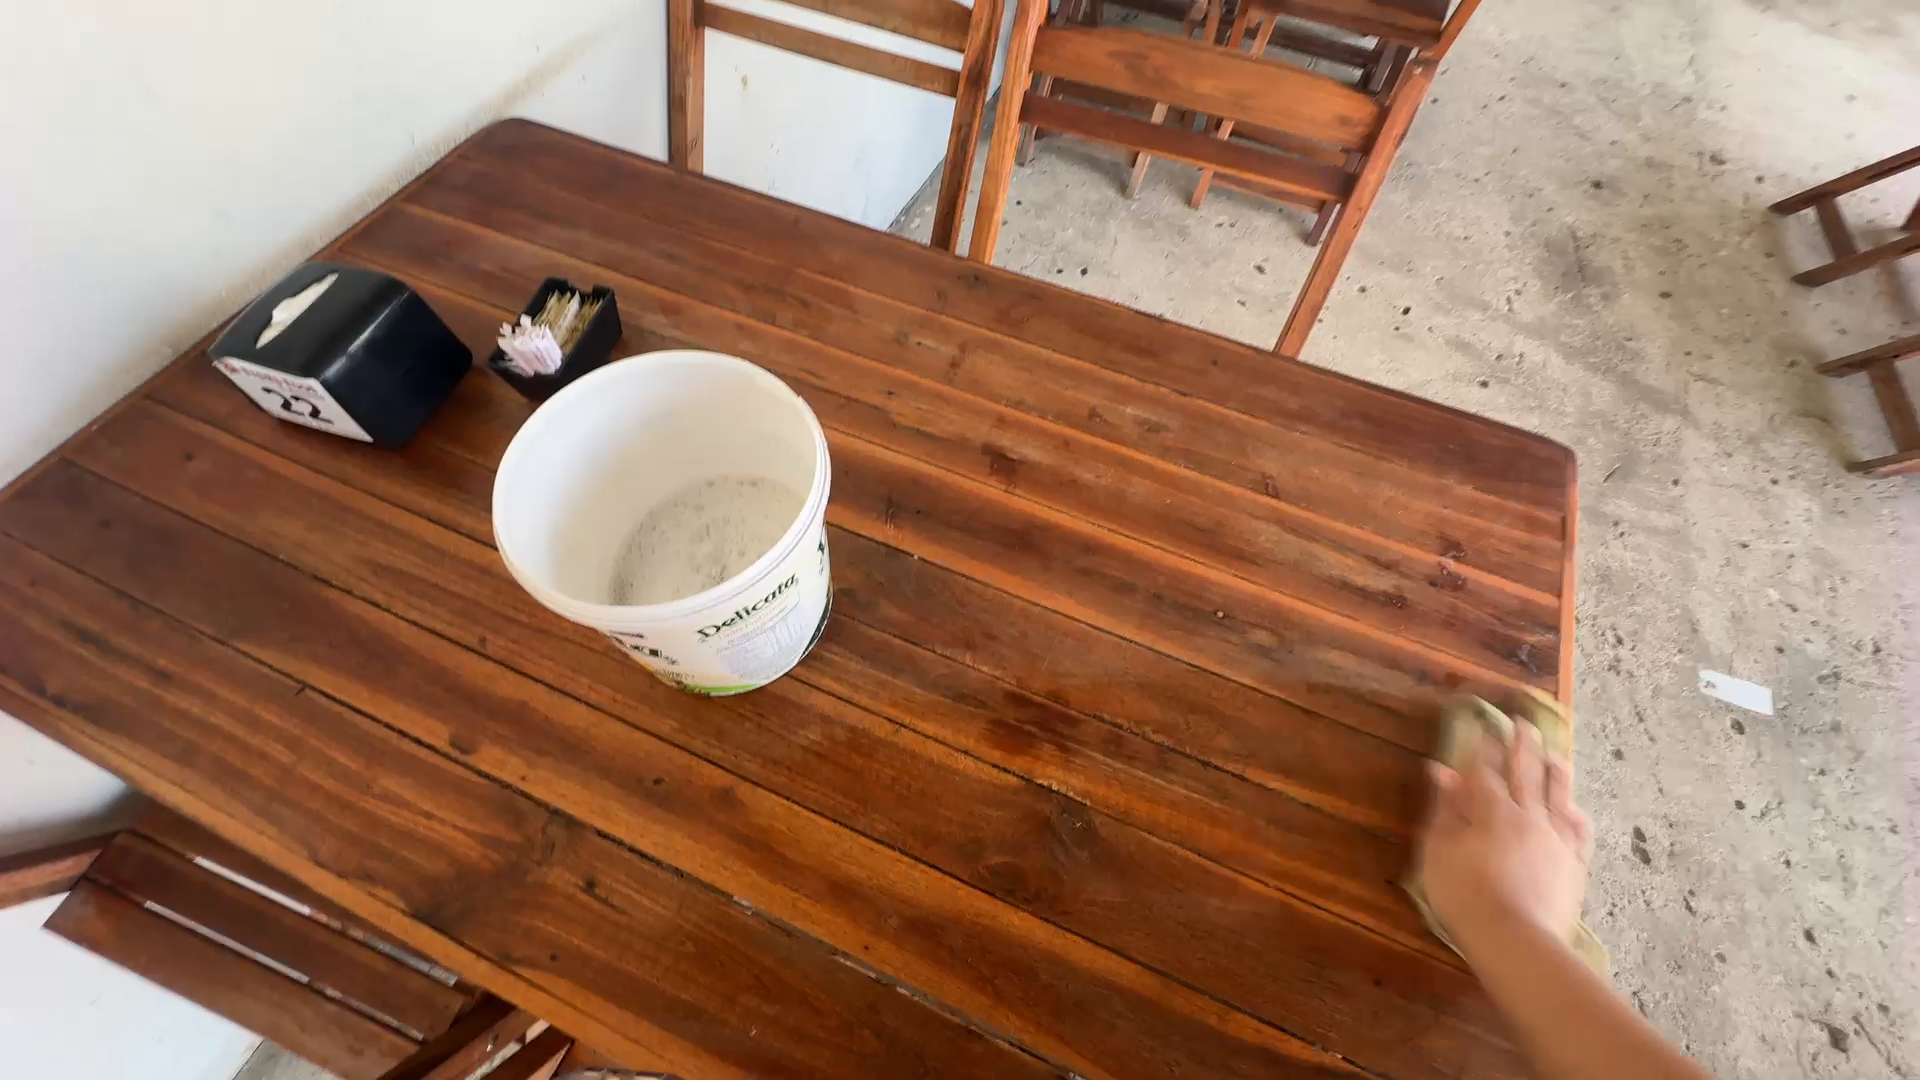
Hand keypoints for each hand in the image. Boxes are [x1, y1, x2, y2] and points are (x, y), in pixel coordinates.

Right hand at [1417, 721, 1592, 955]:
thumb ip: (1445, 807)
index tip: (1483, 722)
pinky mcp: (1573, 866)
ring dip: (1554, 772)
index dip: (1484, 744)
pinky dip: (1576, 815)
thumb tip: (1441, 770)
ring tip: (1554, 753)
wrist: (1515, 939)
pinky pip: (1579, 833)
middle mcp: (1527, 816)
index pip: (1485, 767)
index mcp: (1491, 809)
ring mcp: (1555, 841)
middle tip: (1523, 723)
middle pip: (1525, 774)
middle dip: (1522, 746)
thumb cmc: (1463, 891)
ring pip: (1557, 797)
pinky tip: (1575, 808)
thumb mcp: (1440, 846)